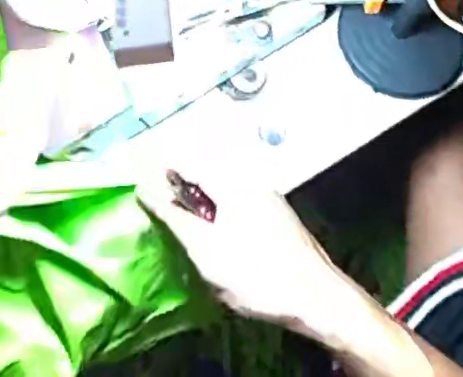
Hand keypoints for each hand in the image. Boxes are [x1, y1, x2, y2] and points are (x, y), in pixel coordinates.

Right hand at [134, 165, 351, 333]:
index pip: (191, 166)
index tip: (147, 181)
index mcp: (233, 182)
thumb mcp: (206, 250)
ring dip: (208, 206)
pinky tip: (227, 242)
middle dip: (188, 191)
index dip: (168, 174)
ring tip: (197, 230)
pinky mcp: (280, 219)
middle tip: (171, 211)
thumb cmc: (256, 273)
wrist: (315, 295)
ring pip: (228, 193)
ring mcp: (270, 199)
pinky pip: (243, 207)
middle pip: (210, 178)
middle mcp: (253, 182)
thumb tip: (146, 190)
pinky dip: (227, 217)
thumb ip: (175, 218)